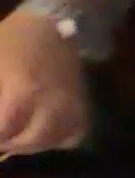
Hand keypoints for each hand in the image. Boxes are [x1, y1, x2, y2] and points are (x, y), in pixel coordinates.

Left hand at [0, 9, 88, 155]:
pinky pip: (73, 137)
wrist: (52, 31)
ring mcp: (72, 110)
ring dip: (31, 146)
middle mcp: (53, 106)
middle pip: (32, 139)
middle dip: (9, 145)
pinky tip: (43, 137)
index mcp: (23, 90)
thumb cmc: (10, 39)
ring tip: (13, 143)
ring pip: (53, 141)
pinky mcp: (83, 111)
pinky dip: (56, 142)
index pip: (6, 126)